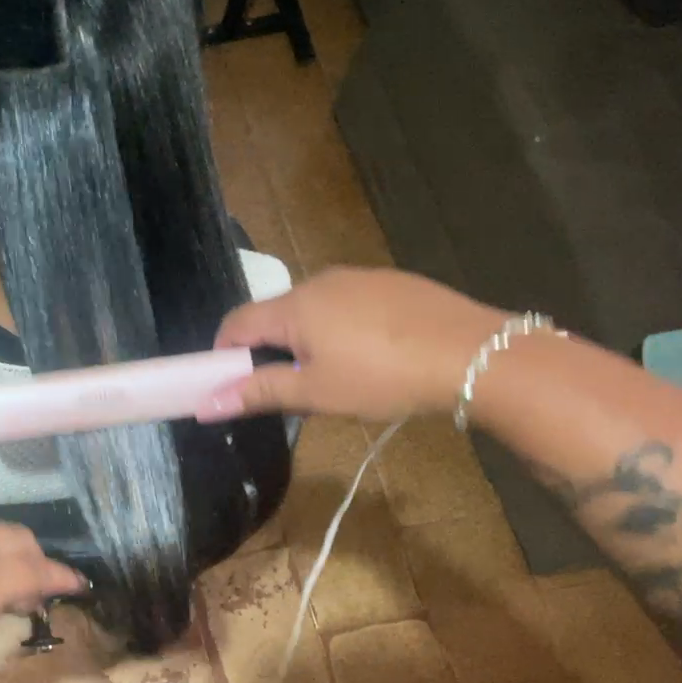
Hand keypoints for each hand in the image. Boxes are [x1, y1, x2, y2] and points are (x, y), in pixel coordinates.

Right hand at [198, 267, 509, 423]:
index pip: (235, 323)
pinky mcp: (393, 283)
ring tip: (331, 378)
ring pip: (310, 310)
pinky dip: (338, 330)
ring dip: (304, 342)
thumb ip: (257, 392)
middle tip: (286, 391)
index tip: (231, 387)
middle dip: (267, 351)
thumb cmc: (384, 377)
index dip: (223, 355)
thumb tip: (204, 405)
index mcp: (294, 305)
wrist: (477, 355)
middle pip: (272, 315)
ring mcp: (360, 277)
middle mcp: (321, 281)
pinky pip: (346, 305)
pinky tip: (368, 358)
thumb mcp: (315, 393)